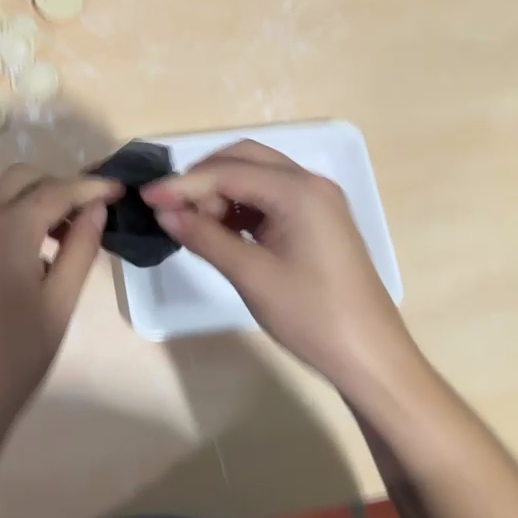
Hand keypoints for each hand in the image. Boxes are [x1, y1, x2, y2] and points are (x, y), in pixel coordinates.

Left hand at [0, 166, 122, 439]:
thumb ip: (80, 249)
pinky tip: (28, 256)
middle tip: (87, 214)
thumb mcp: (60, 304)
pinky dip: (9, 221)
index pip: (55, 191)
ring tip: (62, 237)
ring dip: (31, 201)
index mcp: (7, 234)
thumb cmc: (17, 358)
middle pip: (20, 179)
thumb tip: (96, 208)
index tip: (118, 189)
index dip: (89, 186)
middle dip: (56, 185)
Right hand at [142, 140, 415, 385]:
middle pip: (243, 159)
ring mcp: (317, 202)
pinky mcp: (316, 222)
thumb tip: (164, 213)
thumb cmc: (312, 316)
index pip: (228, 172)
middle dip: (202, 178)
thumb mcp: (251, 275)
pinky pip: (269, 198)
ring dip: (220, 192)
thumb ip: (204, 237)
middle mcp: (310, 184)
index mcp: (299, 191)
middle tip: (170, 208)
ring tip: (192, 224)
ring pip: (256, 177)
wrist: (371, 357)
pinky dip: (239, 207)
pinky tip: (219, 231)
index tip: (146, 199)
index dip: (183, 184)